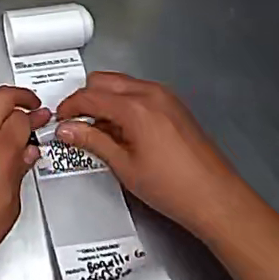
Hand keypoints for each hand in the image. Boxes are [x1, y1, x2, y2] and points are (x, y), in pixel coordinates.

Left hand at [0, 86, 50, 275]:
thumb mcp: (10, 205)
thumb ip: (19, 173)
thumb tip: (27, 156)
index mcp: (1, 149)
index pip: (24, 118)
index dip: (37, 117)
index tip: (43, 117)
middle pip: (4, 98)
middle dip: (21, 97)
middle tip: (32, 104)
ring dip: (1, 106)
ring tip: (12, 118)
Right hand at [55, 72, 255, 241]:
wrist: (216, 198)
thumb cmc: (176, 188)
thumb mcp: (124, 166)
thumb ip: (92, 142)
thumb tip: (69, 130)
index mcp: (136, 107)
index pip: (90, 96)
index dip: (70, 107)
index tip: (62, 119)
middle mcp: (151, 94)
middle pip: (104, 81)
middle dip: (86, 99)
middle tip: (76, 123)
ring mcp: (165, 97)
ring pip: (121, 84)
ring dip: (105, 100)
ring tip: (99, 132)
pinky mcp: (174, 104)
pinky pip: (139, 92)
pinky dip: (124, 103)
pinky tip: (122, 131)